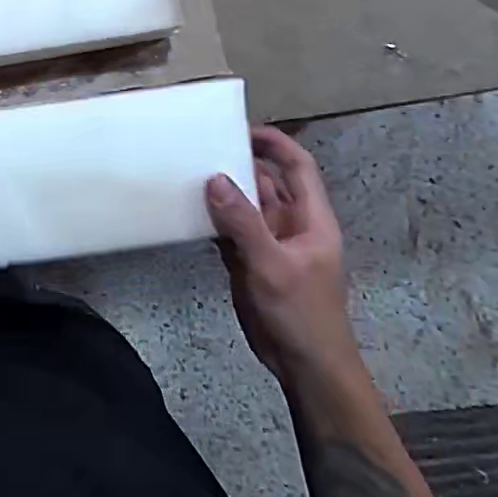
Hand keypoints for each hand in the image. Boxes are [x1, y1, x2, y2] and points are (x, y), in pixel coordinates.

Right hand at [205, 126, 357, 385]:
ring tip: (188, 173)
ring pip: (244, 207)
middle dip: (239, 164)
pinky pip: (229, 232)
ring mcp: (268, 244)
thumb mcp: (271, 265)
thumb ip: (243, 222)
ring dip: (222, 192)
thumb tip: (215, 178)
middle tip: (201, 147)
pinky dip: (211, 220)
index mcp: (310, 219)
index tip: (240, 130)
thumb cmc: (300, 313)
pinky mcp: (250, 263)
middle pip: (266, 183)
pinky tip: (187, 211)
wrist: (305, 366)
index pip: (296, 167)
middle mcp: (290, 225)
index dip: (274, 144)